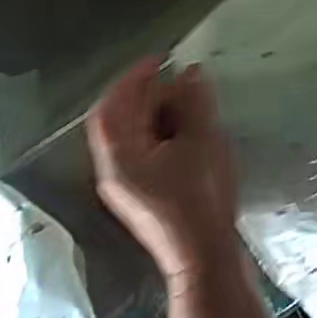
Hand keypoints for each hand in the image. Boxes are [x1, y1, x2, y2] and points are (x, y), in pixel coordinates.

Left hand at [87, 57, 239, 281]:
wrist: (203, 258)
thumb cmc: (199, 198)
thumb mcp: (201, 142)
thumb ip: (194, 102)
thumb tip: (190, 72)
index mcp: (119, 157)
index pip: (112, 107)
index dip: (133, 78)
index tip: (159, 59)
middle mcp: (113, 171)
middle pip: (119, 120)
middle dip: (148, 94)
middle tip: (179, 80)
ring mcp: (125, 186)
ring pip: (132, 136)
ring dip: (155, 112)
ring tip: (188, 101)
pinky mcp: (141, 194)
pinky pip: (143, 151)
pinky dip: (160, 131)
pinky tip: (186, 129)